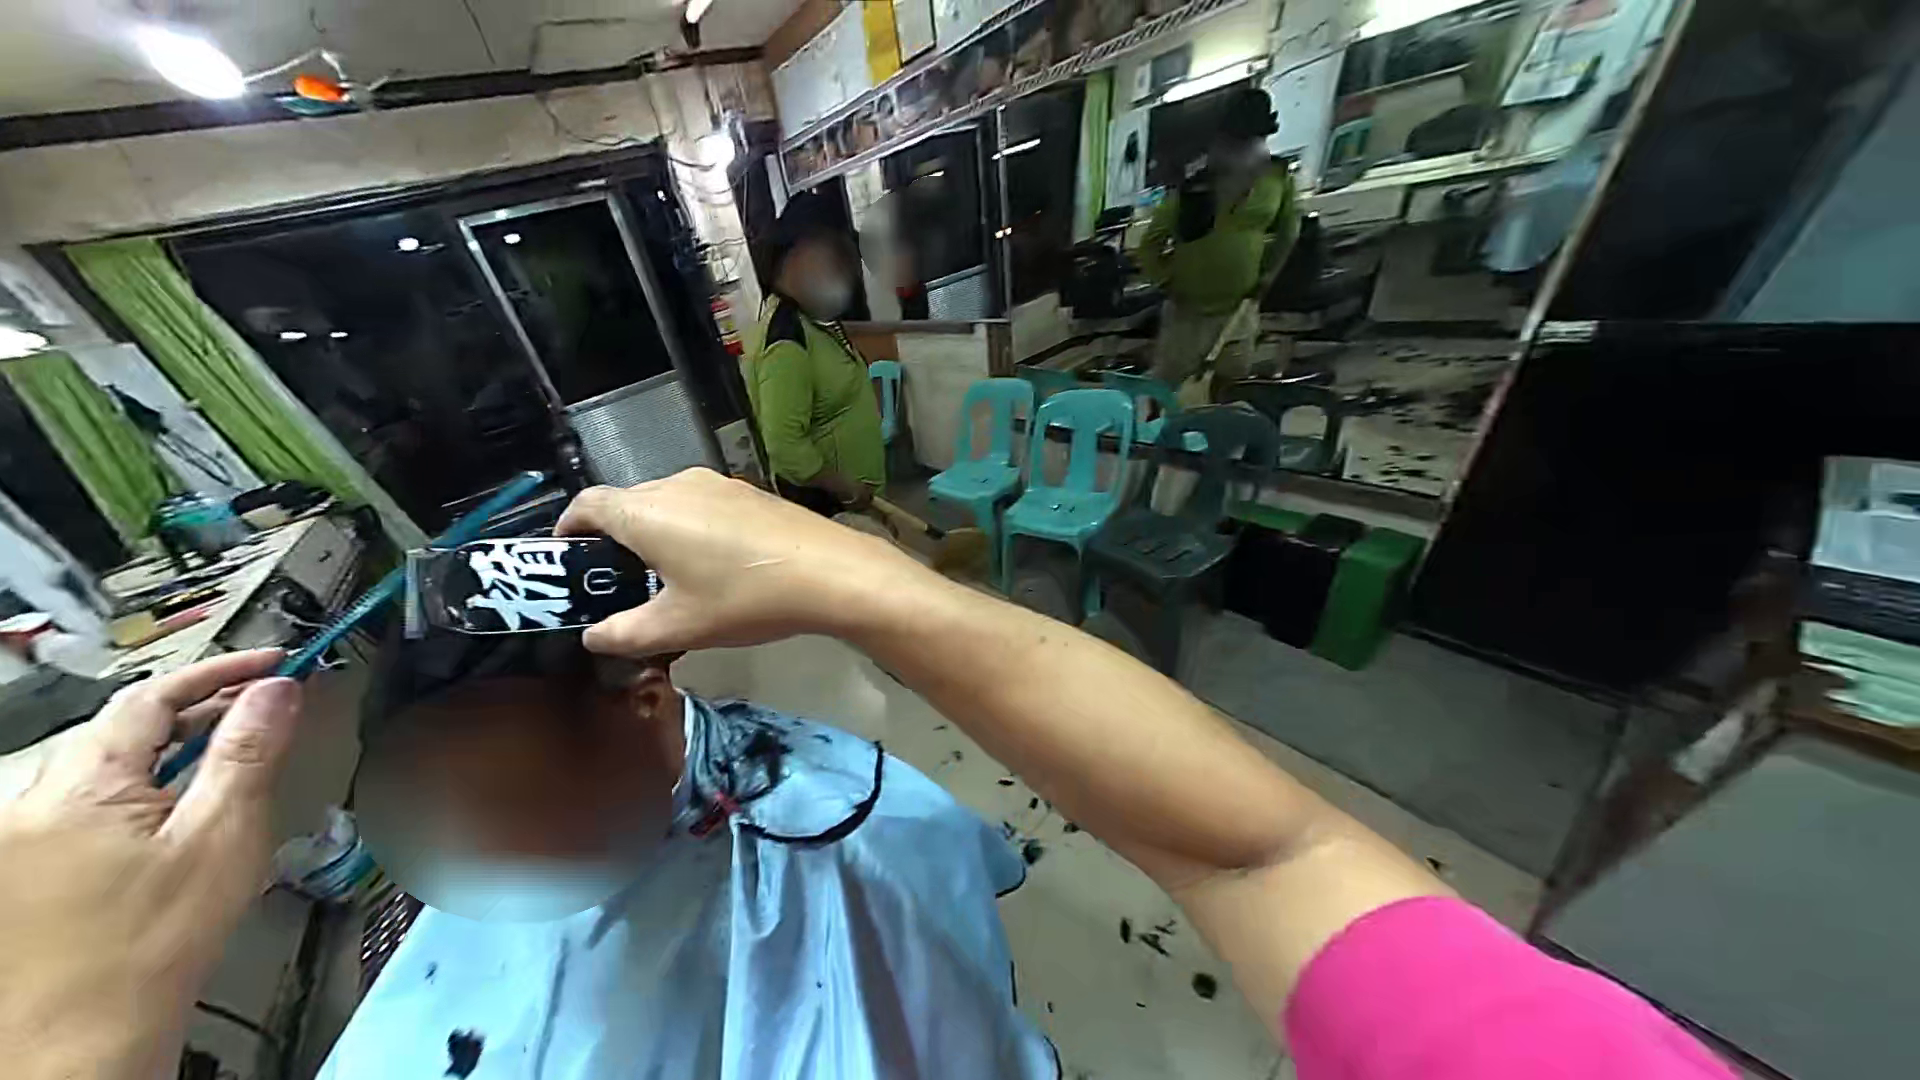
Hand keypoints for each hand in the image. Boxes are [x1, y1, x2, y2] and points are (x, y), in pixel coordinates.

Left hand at [0, 651, 303, 1079]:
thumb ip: (250, 750)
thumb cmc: (160, 930)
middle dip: (206, 703)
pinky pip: (98, 795)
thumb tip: (277, 689)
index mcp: (73, 793)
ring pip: (112, 761)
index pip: (150, 699)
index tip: (279, 660)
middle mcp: (28, 806)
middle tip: (275, 697)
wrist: (85, 1031)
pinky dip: (156, 774)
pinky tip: (196, 788)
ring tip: (246, 737)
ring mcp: (21, 838)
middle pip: (125, 727)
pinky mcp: (28, 864)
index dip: (220, 671)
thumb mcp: (224, 829)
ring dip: (182, 738)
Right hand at [557, 468, 927, 656]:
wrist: (832, 572)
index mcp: (648, 511)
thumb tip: (594, 636)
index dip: (569, 530)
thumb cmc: (745, 599)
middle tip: (621, 582)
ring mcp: (721, 484)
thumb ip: (624, 634)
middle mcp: (678, 484)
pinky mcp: (752, 492)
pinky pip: (704, 505)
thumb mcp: (678, 627)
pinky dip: (692, 528)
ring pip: (669, 503)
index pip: (587, 505)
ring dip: (657, 533)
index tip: (570, 560)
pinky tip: (716, 563)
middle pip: (628, 503)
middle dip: (615, 539)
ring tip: (670, 577)